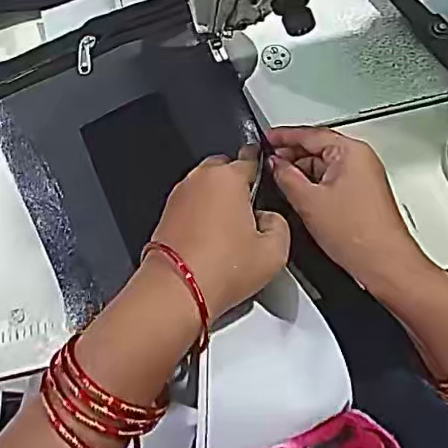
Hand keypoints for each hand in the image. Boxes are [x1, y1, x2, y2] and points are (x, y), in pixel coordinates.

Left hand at [146, 153, 290, 316]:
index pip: (250, 159)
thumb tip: (270, 218)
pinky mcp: (167, 211)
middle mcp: (200, 178)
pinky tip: (210, 240)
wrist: (177, 288)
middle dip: (238, 186)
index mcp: (228, 177)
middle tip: (250, 214)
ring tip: (229, 233)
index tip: (265, 180)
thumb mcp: (275, 251)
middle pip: (225, 170)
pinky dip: (201, 214)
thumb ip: (280, 224)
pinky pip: (191, 203)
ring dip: (217, 200)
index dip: (262, 172)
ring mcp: (180, 194)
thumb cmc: (220, 268)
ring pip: (206, 187)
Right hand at [266, 127, 435, 291]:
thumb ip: (285, 175)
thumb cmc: (360, 235)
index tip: (267, 138)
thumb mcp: (308, 200)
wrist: (385, 265)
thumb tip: (275, 164)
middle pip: (317, 147)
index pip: (309, 134)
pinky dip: (313, 184)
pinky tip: (299, 196)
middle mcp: (361, 160)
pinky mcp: (361, 193)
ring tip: (281, 182)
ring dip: (301, 172)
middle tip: (269, 162)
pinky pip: (331, 179)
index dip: (283, 136)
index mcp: (351, 152)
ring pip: (323, 165)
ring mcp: (363, 177)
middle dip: (291, 155)